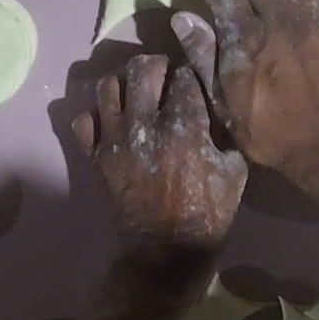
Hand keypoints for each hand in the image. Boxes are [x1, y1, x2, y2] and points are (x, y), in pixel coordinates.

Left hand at [71, 53, 247, 256]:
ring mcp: (114, 139)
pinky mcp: (95, 156)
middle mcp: (145, 124)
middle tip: (165, 79)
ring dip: (125, 84)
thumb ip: (223, 134)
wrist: (163, 253)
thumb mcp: (235, 173)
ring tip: (137, 97)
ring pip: (108, 85)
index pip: (185, 76)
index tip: (194, 83)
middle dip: (158, 66)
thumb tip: (214, 108)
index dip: (191, 75)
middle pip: (143, 68)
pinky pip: (83, 120)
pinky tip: (113, 124)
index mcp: (184, 127)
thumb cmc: (206, 215)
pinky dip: (96, 115)